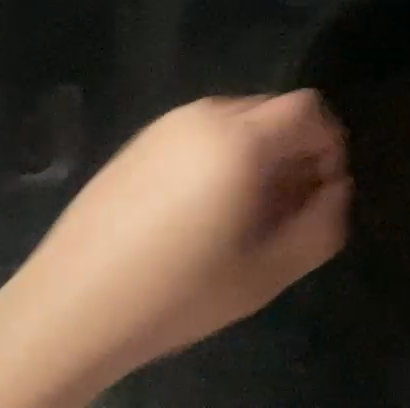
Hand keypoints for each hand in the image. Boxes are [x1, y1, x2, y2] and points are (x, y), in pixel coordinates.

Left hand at [0, 92, 350, 407]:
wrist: (73, 302)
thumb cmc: (179, 292)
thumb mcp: (266, 273)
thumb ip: (320, 225)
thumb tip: (335, 189)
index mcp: (241, 137)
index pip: (308, 107)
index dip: (327, 142)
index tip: (322, 187)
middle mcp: (206, 114)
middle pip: (272, 112)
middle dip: (292, 152)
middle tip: (286, 209)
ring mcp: (167, 123)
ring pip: (236, 122)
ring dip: (256, 155)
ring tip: (243, 215)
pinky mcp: (140, 138)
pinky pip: (200, 132)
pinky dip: (219, 156)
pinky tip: (199, 211)